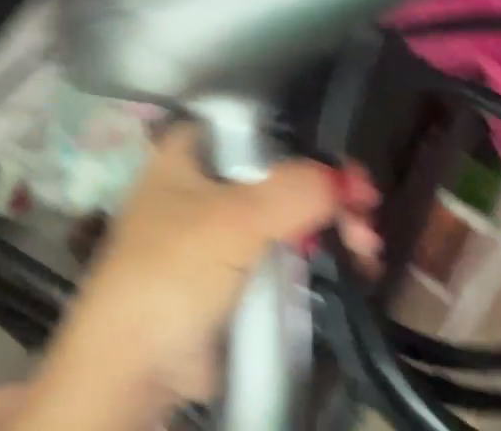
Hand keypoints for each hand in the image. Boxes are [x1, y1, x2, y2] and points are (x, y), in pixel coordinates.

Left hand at [75, 122, 380, 397]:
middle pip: (282, 175)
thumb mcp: (236, 218)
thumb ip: (297, 189)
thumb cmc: (172, 273)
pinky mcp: (234, 278)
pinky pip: (285, 257)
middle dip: (329, 196)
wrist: (134, 372)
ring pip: (289, 218)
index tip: (348, 170)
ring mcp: (220, 234)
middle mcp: (205, 185)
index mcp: (191, 152)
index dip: (307, 144)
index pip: (261, 128)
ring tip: (366, 250)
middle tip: (366, 216)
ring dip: (332, 230)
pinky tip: (353, 266)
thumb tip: (349, 180)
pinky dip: (318, 260)